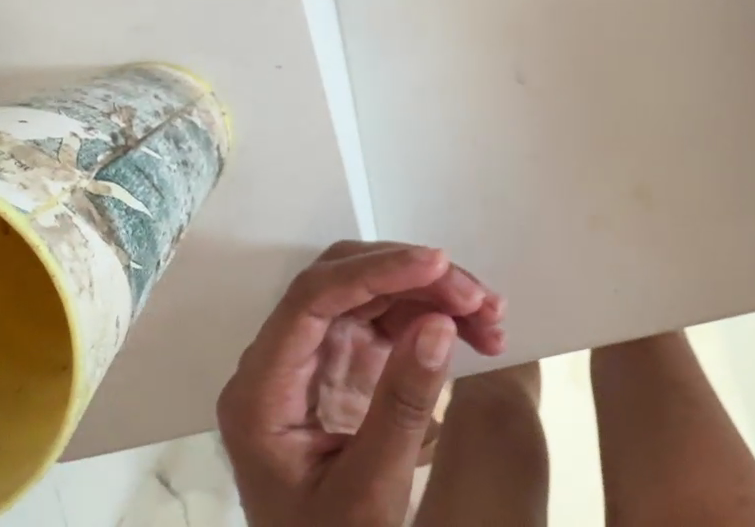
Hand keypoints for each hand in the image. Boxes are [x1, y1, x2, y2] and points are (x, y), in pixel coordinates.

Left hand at [217, 242, 507, 526]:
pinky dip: (433, 317)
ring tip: (492, 316)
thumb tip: (439, 322)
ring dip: (433, 295)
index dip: (376, 271)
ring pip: (373, 293)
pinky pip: (390, 319)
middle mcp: (283, 359)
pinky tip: (475, 332)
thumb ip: (401, 407)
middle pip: (345, 283)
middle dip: (415, 279)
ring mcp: (316, 357)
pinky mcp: (346, 363)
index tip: (439, 264)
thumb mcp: (368, 491)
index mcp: (263, 389)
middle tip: (478, 299)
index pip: (312, 298)